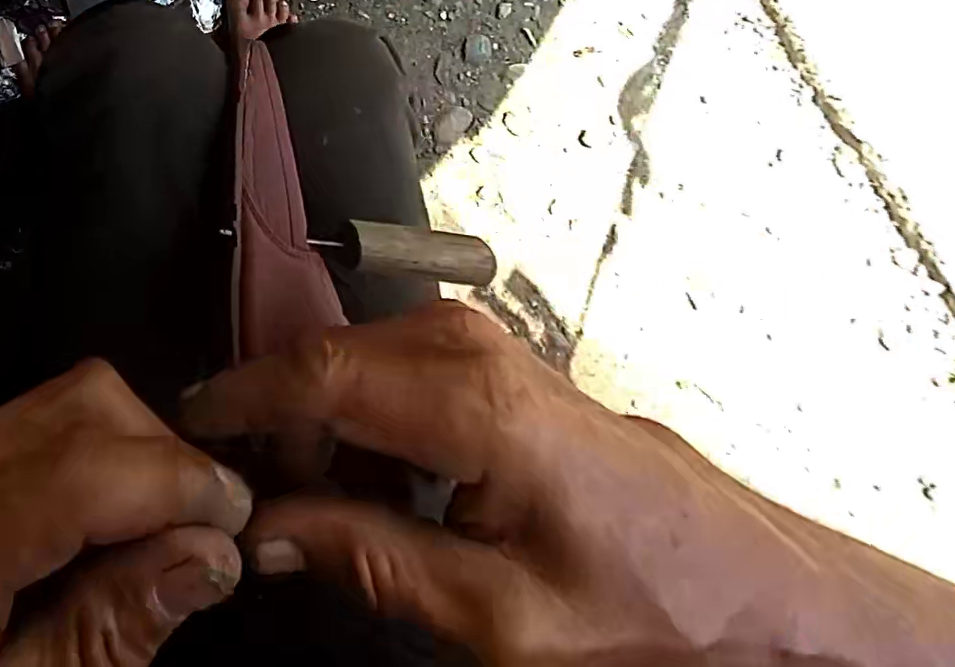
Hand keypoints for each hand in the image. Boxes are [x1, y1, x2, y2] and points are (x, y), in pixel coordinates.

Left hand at [0, 360, 252, 666]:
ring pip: (80, 394)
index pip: (73, 475)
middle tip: (203, 532)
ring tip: (164, 522)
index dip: (170, 480)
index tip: (235, 514)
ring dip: (144, 448)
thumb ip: (113, 631)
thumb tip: (211, 553)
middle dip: (165, 458)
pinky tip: (121, 507)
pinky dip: (112, 447)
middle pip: (84, 409)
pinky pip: (59, 411)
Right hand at [181, 302, 954, 666]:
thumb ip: (366, 558)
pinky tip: (367, 472)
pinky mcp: (474, 347)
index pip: (317, 374)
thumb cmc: (647, 612)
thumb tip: (264, 530)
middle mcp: (460, 341)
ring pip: (345, 358)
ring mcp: (468, 335)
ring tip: (316, 495)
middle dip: (277, 421)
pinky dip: (349, 411)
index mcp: (469, 400)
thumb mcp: (499, 618)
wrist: (762, 586)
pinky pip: (378, 361)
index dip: (243, 397)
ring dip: (314, 420)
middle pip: (324, 359)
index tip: (192, 423)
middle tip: (261, 493)